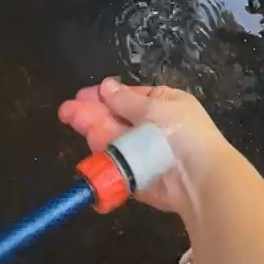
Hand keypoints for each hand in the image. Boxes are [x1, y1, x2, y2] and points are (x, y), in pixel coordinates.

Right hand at [59, 79, 230, 219]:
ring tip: (72, 119)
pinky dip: (102, 159)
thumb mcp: (156, 107)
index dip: (104, 96)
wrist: (198, 176)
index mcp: (162, 104)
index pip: (128, 97)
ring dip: (93, 130)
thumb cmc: (181, 132)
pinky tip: (88, 146)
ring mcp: (142, 154)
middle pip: (116, 119)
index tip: (81, 96)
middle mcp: (151, 127)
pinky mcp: (136, 177)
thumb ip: (127, 101)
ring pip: (113, 141)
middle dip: (92, 113)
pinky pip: (116, 166)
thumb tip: (106, 86)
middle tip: (66, 111)